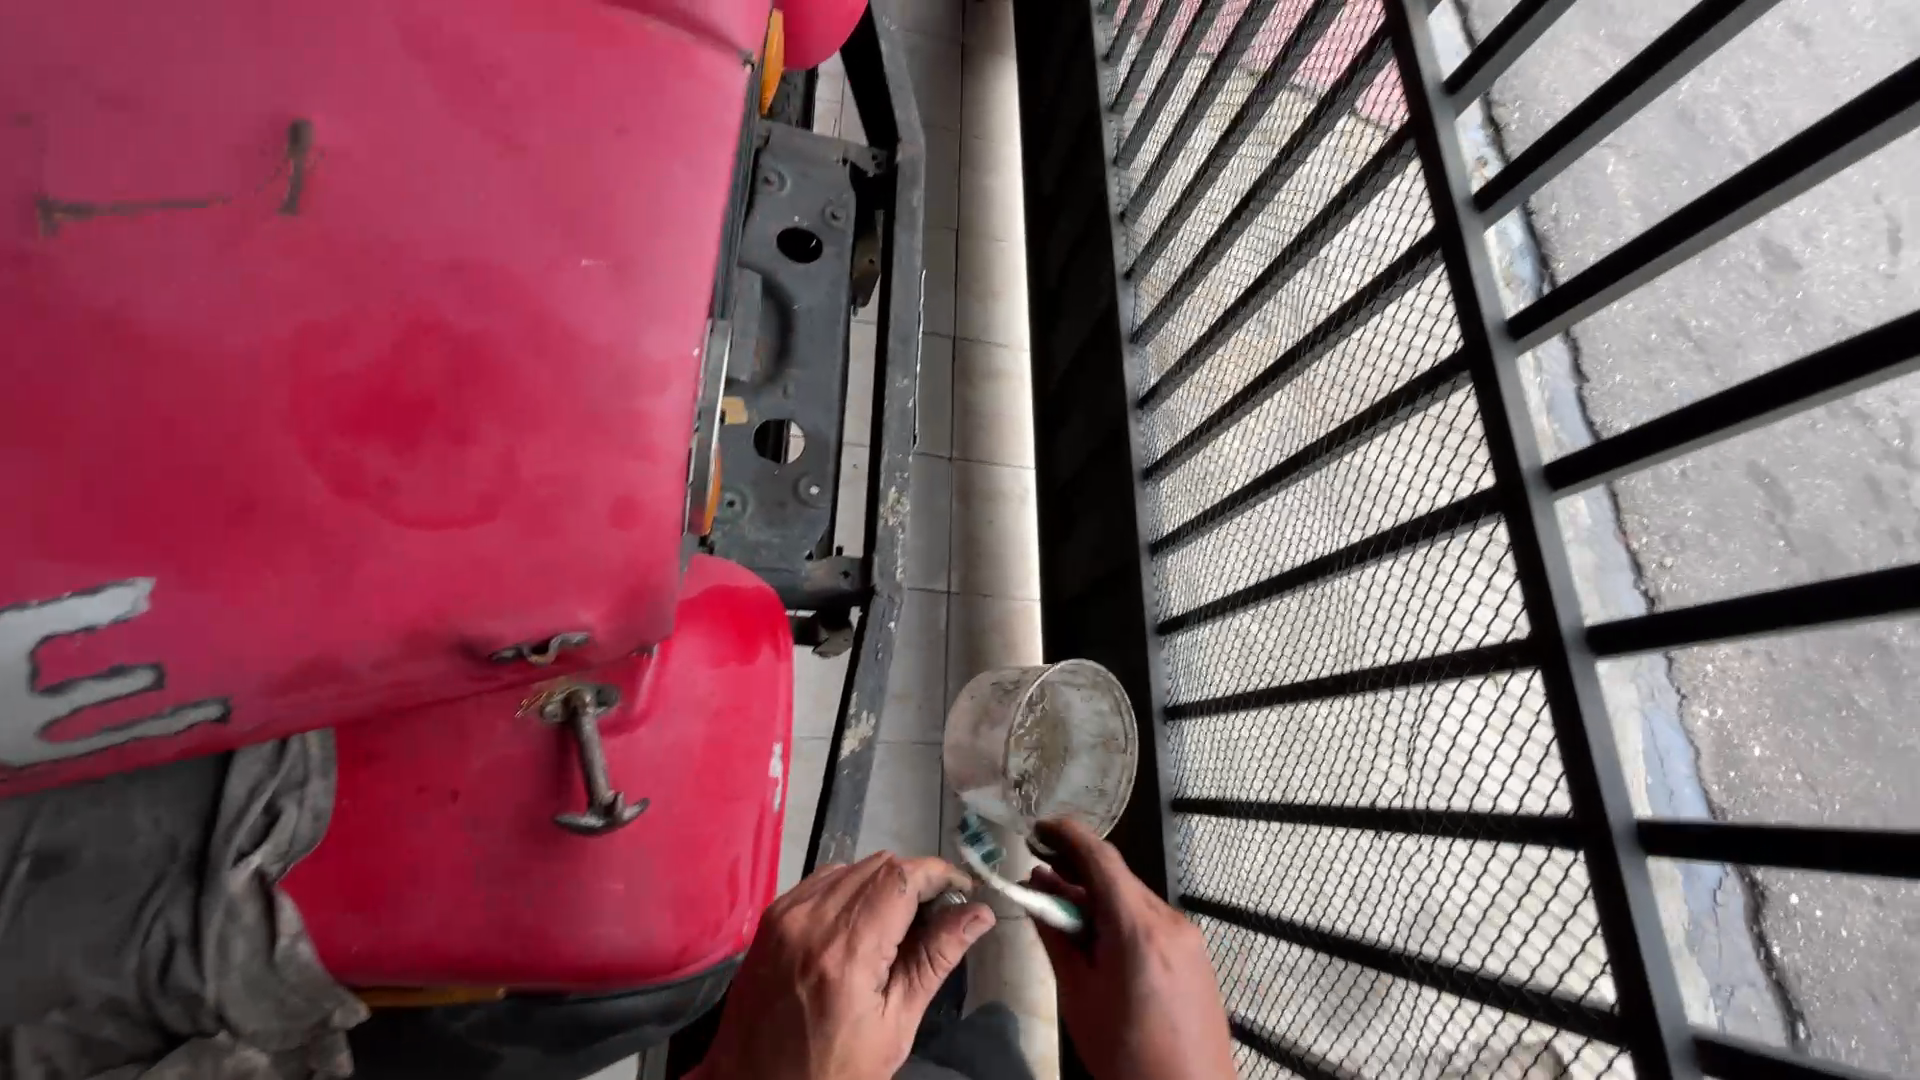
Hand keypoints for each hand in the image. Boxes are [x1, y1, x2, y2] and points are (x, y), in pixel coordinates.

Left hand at [694, 852, 996, 1079]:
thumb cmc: (829, 1073)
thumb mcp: (894, 1027)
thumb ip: (935, 960)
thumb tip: (979, 914)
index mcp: (845, 952)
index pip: (902, 877)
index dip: (939, 875)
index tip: (961, 892)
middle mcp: (812, 920)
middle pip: (880, 865)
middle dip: (915, 881)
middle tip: (934, 917)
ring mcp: (787, 913)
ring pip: (854, 867)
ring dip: (884, 883)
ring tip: (897, 925)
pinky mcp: (773, 914)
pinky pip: (825, 879)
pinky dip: (852, 889)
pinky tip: (860, 924)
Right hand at [1025, 818, 1237, 1079]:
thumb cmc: (1126, 1055)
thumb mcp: (1079, 995)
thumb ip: (1057, 937)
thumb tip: (1035, 893)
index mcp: (1138, 928)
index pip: (1100, 858)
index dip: (1067, 835)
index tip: (1038, 827)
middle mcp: (1169, 920)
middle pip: (1116, 876)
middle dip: (1076, 870)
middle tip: (1039, 875)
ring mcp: (1187, 935)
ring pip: (1132, 896)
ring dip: (1096, 894)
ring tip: (1062, 908)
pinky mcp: (1195, 953)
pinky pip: (1149, 917)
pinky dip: (1119, 914)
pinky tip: (1098, 934)